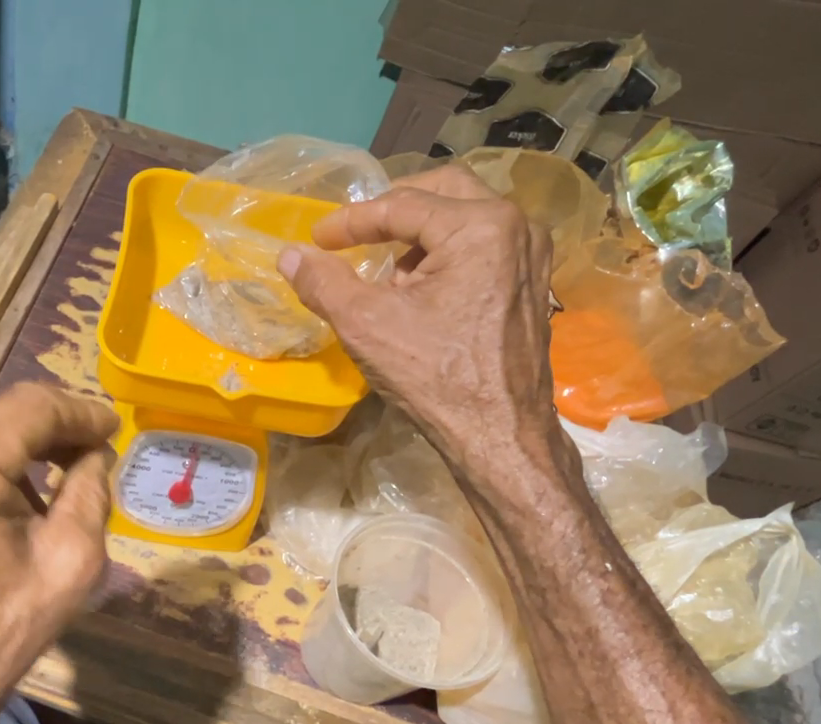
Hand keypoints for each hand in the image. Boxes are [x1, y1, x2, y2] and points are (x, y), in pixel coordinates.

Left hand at [0, 383, 117, 723]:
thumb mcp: (70, 561)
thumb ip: (91, 491)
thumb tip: (95, 454)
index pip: (35, 407)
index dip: (83, 414)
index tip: (114, 430)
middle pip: (3, 417)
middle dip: (54, 434)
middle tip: (96, 457)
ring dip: (22, 454)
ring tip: (61, 489)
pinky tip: (15, 505)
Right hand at [277, 165, 561, 481]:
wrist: (497, 433)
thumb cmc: (434, 376)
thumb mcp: (366, 326)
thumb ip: (324, 283)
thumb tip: (290, 255)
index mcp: (480, 226)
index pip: (402, 204)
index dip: (352, 220)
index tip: (317, 239)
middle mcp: (516, 227)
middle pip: (443, 193)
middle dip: (392, 212)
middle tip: (354, 235)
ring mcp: (531, 256)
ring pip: (464, 220)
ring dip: (419, 236)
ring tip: (385, 273)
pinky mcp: (530, 286)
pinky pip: (482, 249)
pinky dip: (444, 257)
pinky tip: (418, 294)